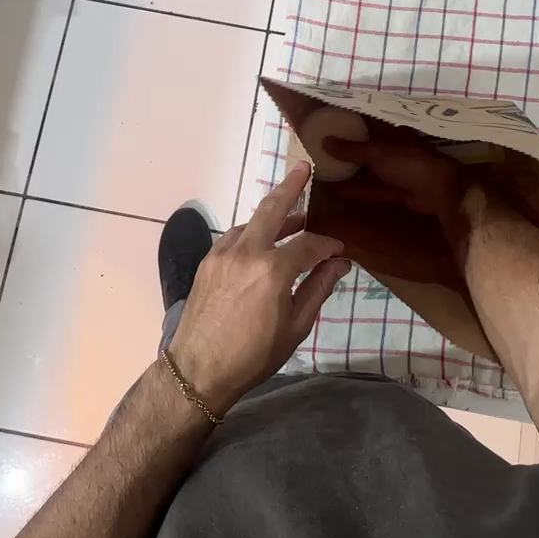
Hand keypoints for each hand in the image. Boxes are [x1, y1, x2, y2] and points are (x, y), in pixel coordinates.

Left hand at [166, 163, 352, 414]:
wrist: (198, 370)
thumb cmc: (254, 355)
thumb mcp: (295, 326)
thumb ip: (318, 288)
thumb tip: (340, 263)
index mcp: (273, 269)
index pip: (309, 245)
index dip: (327, 246)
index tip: (340, 251)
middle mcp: (247, 251)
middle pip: (273, 208)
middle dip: (291, 185)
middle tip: (303, 167)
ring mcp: (223, 253)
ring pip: (252, 221)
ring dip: (273, 215)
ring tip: (293, 216)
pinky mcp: (209, 260)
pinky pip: (236, 236)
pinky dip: (253, 232)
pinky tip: (263, 241)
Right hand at [317, 135, 471, 283]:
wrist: (437, 189)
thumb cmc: (407, 161)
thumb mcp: (375, 152)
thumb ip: (351, 149)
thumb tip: (324, 141)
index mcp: (395, 134)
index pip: (371, 127)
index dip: (353, 129)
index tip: (332, 130)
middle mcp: (397, 150)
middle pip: (370, 151)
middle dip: (350, 154)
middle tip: (325, 155)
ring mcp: (399, 172)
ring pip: (371, 172)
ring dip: (352, 174)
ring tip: (327, 174)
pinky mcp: (399, 191)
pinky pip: (376, 189)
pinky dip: (360, 190)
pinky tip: (339, 192)